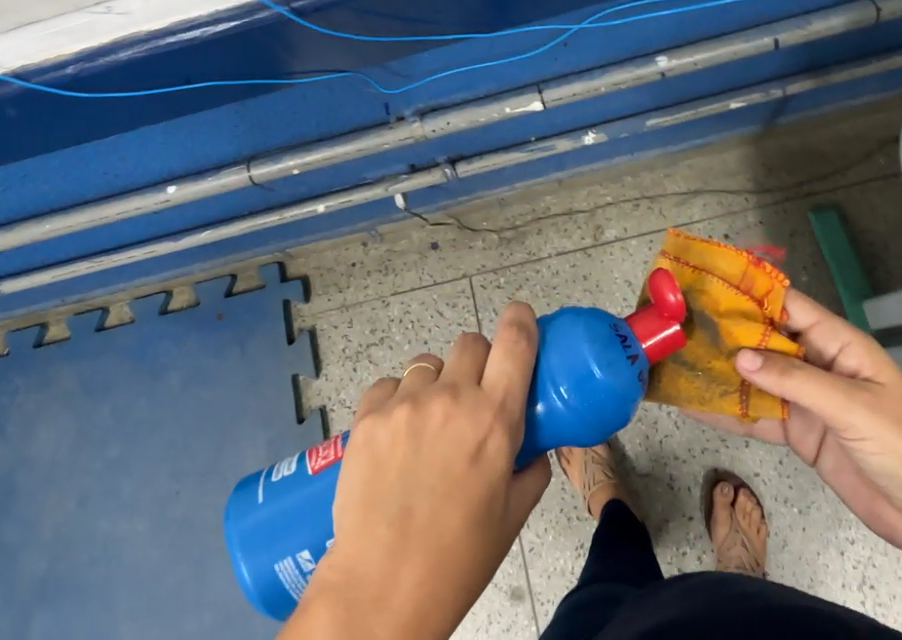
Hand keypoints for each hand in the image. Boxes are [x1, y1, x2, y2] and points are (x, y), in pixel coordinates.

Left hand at [286, 302, 551, 639]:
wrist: (385, 583)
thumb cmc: (460, 555)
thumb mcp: (513, 514)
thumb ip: (530, 468)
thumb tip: (533, 446)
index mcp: (496, 418)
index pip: (514, 341)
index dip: (520, 319)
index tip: (521, 318)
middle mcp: (452, 398)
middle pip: (470, 342)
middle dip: (477, 359)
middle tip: (473, 394)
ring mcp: (406, 403)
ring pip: (427, 364)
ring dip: (435, 383)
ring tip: (428, 424)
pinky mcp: (368, 415)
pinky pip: (389, 386)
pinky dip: (397, 400)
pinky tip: (396, 434)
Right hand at [687, 287, 901, 561]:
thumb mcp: (854, 407)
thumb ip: (795, 381)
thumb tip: (738, 356)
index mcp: (839, 344)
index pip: (788, 306)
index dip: (749, 292)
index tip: (705, 282)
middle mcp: (818, 365)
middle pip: (764, 341)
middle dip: (724, 332)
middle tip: (675, 324)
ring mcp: (807, 401)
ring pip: (755, 379)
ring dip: (720, 373)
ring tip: (674, 361)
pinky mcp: (800, 435)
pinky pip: (757, 417)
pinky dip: (728, 413)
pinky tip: (693, 407)